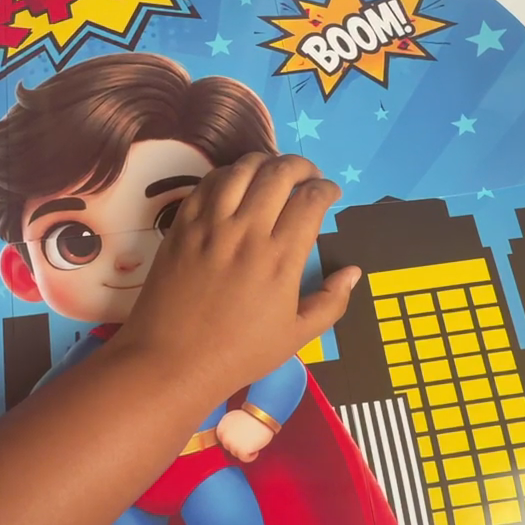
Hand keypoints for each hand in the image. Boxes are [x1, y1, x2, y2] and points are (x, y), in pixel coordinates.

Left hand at [110, 153, 359, 401]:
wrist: (171, 361)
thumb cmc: (238, 354)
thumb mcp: (296, 337)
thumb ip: (330, 302)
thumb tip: (353, 272)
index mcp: (280, 259)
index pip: (310, 200)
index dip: (326, 189)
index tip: (330, 194)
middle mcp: (247, 232)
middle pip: (279, 173)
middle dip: (302, 166)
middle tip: (308, 176)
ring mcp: (210, 225)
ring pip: (242, 169)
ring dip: (265, 162)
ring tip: (274, 172)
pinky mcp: (182, 225)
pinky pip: (208, 183)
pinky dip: (228, 174)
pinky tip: (237, 183)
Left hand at [214, 408, 274, 462]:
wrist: (263, 416)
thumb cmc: (253, 416)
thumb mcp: (234, 418)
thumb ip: (229, 428)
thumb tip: (230, 437)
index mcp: (221, 427)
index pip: (223, 440)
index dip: (233, 439)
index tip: (240, 438)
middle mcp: (224, 436)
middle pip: (229, 447)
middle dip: (238, 445)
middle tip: (248, 440)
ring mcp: (232, 444)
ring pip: (236, 454)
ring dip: (244, 451)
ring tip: (253, 443)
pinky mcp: (241, 451)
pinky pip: (244, 459)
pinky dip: (251, 456)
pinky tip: (256, 450)